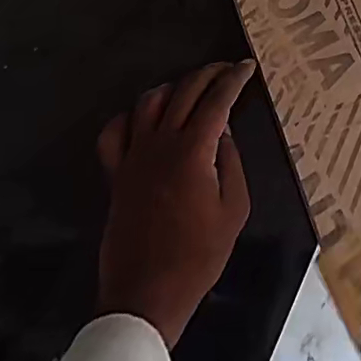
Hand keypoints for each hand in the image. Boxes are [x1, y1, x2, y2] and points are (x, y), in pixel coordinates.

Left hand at [95, 59, 254, 346]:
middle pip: (184, 91)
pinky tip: (143, 117)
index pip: (217, 99)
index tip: (247, 66)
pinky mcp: (115, 173)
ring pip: (148, 102)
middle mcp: (160, 143)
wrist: (147, 294)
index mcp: (193, 150)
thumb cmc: (199, 255)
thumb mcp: (234, 209)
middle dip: (208, 73)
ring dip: (172, 87)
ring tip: (190, 88)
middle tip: (225, 70)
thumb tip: (223, 131)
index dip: (234, 78)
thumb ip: (230, 162)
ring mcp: (133, 156)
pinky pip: (114, 132)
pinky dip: (129, 116)